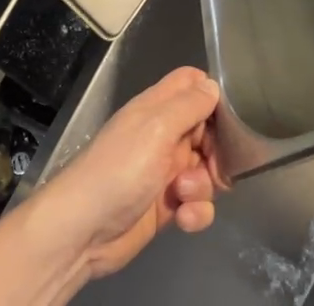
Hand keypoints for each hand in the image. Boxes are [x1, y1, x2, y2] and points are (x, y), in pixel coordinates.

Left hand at [27, 66, 223, 279]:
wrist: (83, 230)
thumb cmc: (120, 169)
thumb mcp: (156, 128)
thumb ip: (188, 106)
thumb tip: (214, 85)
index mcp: (156, 108)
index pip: (191, 84)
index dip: (211, 94)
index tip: (230, 114)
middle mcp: (163, 135)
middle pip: (207, 129)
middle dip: (219, 148)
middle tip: (216, 165)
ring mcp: (165, 171)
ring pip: (206, 169)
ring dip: (204, 184)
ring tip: (183, 193)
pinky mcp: (168, 206)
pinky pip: (198, 203)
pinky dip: (197, 211)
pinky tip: (183, 219)